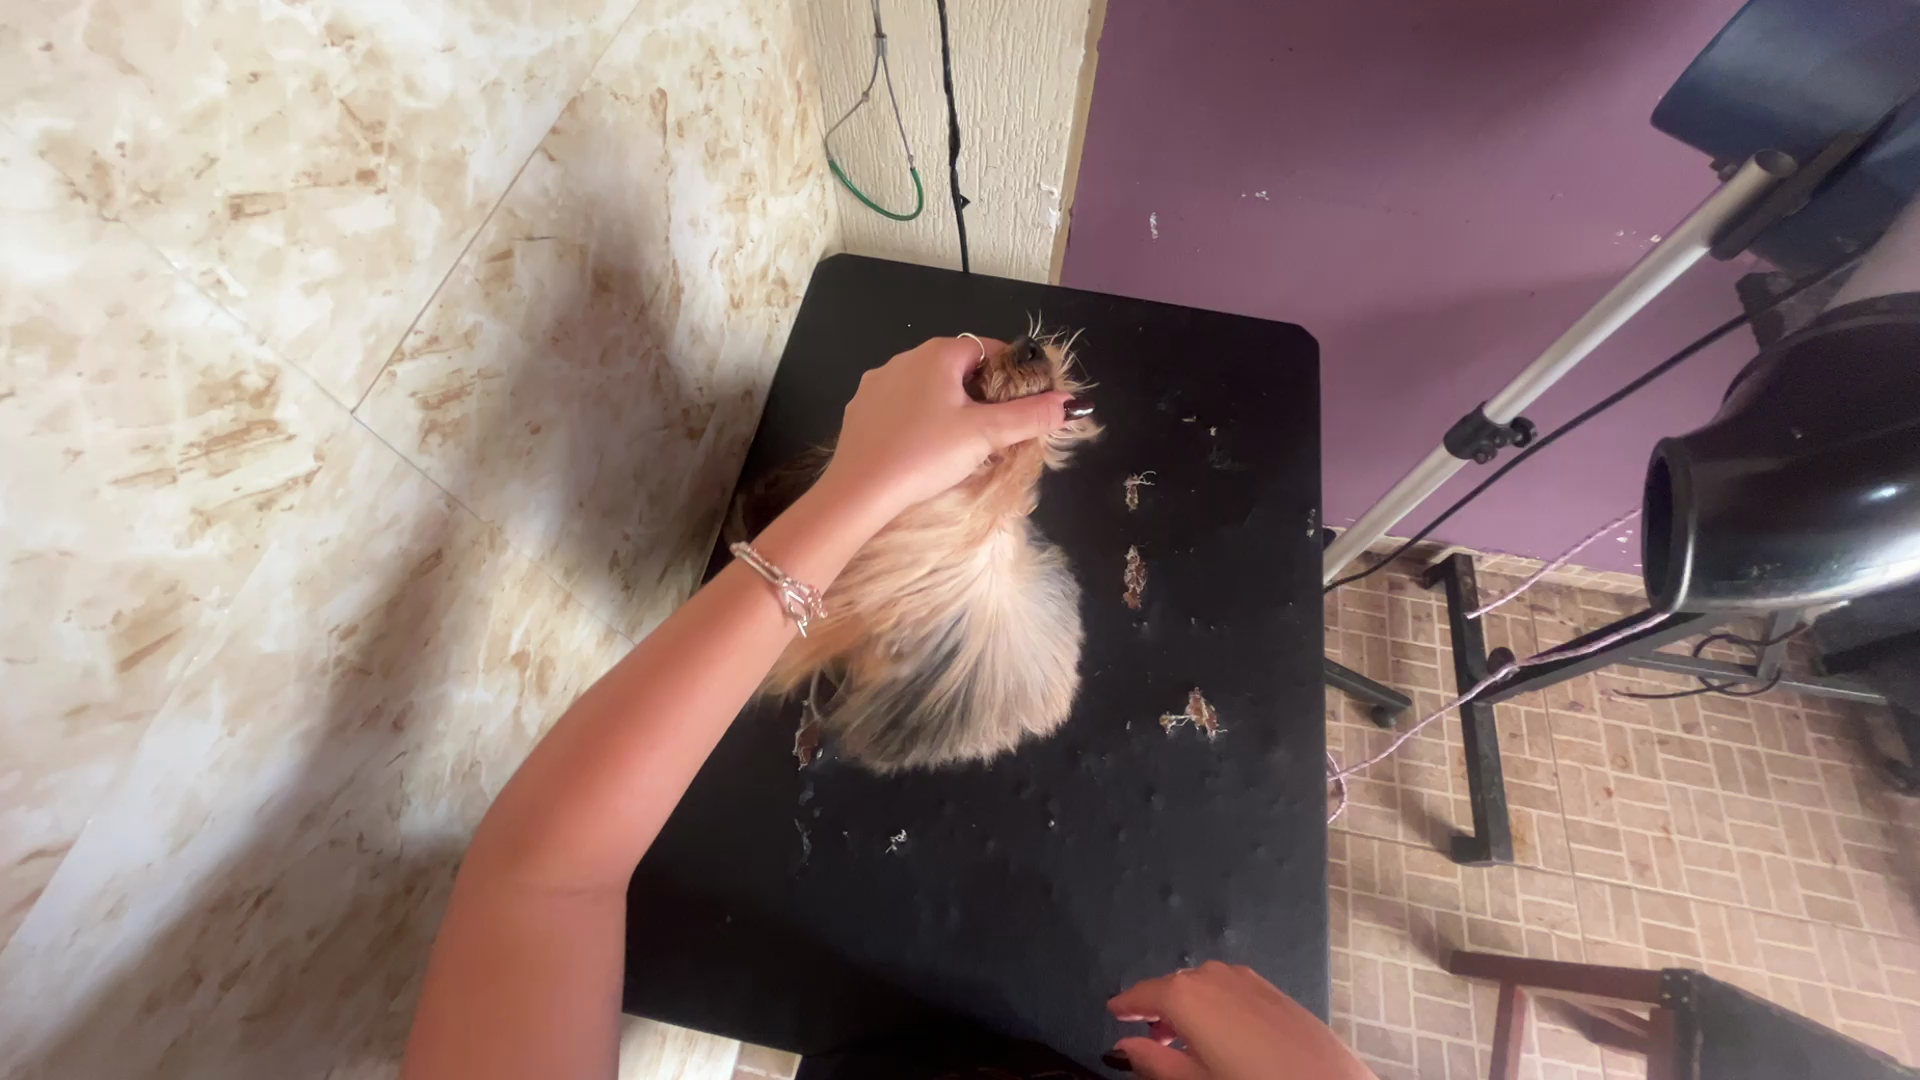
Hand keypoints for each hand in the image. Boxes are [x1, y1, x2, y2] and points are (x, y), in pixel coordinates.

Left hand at [816, 337, 1083, 519]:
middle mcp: (904, 359)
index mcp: (937, 354)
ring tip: (957, 442)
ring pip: (925, 386)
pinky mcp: (860, 411)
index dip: (1009, 373)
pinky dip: (916, 419)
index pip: (987, 347)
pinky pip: (899, 406)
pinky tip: (921, 449)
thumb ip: (1030, 417)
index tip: (1019, 403)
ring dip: (946, 405)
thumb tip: (1072, 404)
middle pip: (956, 366)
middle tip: (992, 429)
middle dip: (978, 392)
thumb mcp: (985, 435)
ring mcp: (876, 384)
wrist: (860, 491)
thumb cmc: (926, 455)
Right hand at [1106, 962, 1377, 1079]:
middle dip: (1159, 1010)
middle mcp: (1211, 974)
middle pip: (1173, 987)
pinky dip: (1215, 1006)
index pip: (1143, 993)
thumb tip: (1123, 1047)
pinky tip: (1223, 1035)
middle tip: (1150, 1038)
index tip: (1112, 1011)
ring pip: (1202, 987)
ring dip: (1188, 1009)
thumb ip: (1154, 1062)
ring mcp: (1244, 978)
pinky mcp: (1270, 989)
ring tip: (1187, 1043)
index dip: (1125, 1005)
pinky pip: (1228, 990)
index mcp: (1186, 994)